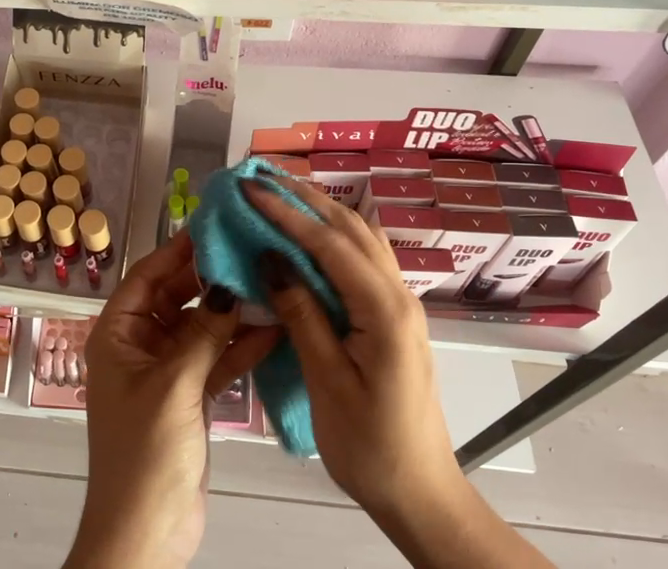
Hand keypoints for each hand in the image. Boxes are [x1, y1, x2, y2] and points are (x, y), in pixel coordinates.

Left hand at [66, 232, 279, 568]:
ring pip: (201, 327)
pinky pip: (215, 359)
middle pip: (175, 297)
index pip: (146, 276)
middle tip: (250, 250)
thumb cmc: (145, 452)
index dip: (177, 251)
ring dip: (232, 311)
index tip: (213, 226)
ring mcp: (166, 371)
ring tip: (270, 282)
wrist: (147, 531)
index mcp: (116, 334)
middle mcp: (138, 345)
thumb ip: (203, 332)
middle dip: (211, 278)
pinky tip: (274, 327)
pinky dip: (240, 346)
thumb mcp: (173, 384)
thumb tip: (229, 284)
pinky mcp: (190, 396)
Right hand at [247, 179, 465, 514]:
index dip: (287, 212)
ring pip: (361, 239)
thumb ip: (302, 313)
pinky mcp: (392, 317)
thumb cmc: (368, 444)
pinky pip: (363, 260)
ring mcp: (400, 304)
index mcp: (384, 310)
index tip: (248, 189)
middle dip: (304, 197)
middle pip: (351, 228)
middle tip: (259, 175)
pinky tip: (310, 234)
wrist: (419, 491)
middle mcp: (399, 295)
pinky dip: (333, 236)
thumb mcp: (326, 381)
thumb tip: (270, 257)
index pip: (330, 244)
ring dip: (321, 211)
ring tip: (279, 192)